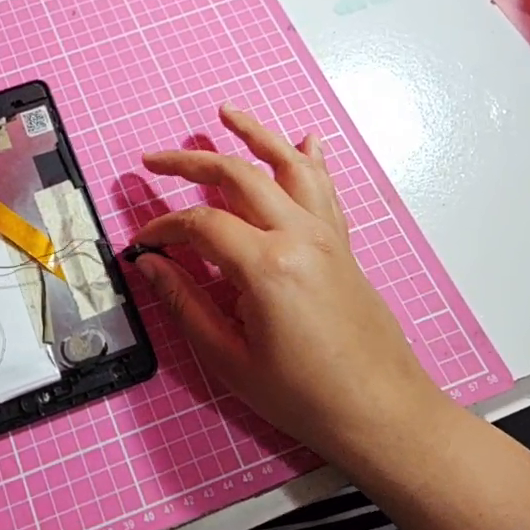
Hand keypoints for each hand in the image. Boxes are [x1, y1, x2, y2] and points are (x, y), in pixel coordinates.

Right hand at [130, 104, 447, 470]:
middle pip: (236, 175)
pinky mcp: (341, 245)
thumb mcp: (230, 359)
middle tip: (154, 160)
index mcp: (268, 265)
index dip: (163, 228)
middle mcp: (298, 236)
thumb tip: (150, 265)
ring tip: (226, 113)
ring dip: (254, 133)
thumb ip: (185, 303)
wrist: (385, 416)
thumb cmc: (308, 397)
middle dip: (189, 162)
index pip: (201, 223)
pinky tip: (305, 140)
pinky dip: (310, 159)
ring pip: (286, 165)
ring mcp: (325, 235)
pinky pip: (324, 188)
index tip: (144, 242)